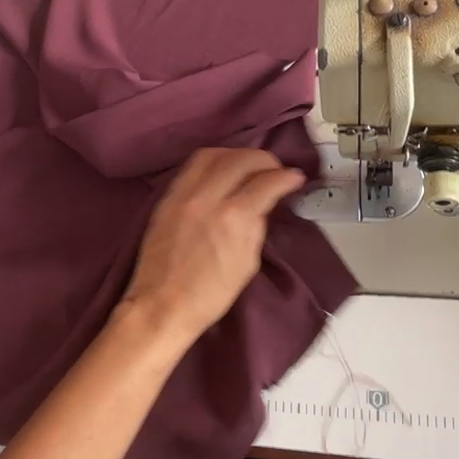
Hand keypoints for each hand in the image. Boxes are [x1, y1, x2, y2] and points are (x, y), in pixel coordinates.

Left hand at [119, 148, 306, 340]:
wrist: (162, 304)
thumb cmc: (211, 294)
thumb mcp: (247, 263)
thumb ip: (256, 226)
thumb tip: (262, 203)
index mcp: (233, 218)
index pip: (266, 183)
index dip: (286, 177)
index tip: (296, 177)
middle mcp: (207, 198)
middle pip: (240, 159)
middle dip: (264, 159)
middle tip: (274, 168)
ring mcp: (182, 195)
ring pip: (212, 155)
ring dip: (235, 155)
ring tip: (247, 165)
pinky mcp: (166, 198)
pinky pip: (191, 167)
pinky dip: (212, 163)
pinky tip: (221, 172)